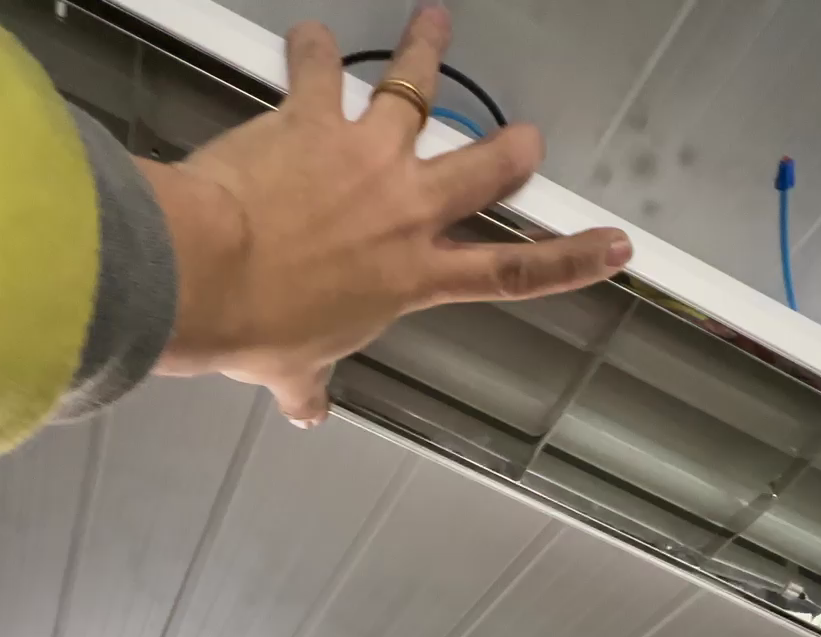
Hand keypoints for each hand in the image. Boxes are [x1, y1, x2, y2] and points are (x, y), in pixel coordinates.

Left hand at [138, 6, 631, 427]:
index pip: (513, 272)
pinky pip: (318, 68)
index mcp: (414, 277)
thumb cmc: (259, 331)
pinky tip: (308, 38)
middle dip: (511, 151)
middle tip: (527, 139)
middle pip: (484, 167)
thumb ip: (310, 391)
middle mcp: (406, 209)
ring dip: (427, 52)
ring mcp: (365, 155)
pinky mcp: (313, 117)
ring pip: (415, 89)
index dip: (570, 260)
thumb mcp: (295, 371)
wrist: (207, 277)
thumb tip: (307, 414)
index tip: (613, 245)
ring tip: (437, 21)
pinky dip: (312, 51)